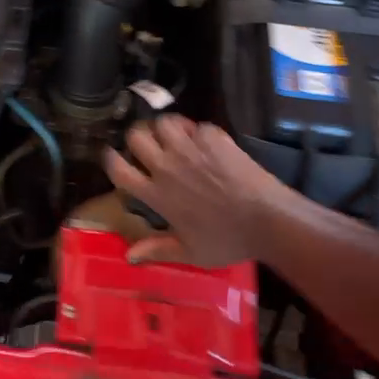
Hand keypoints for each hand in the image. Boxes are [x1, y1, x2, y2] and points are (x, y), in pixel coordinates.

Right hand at [102, 115, 288, 267]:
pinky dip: (195, 131)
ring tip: (173, 138)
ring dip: (164, 129)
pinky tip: (203, 142)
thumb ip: (157, 250)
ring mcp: (189, 148)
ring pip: (162, 122)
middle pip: (135, 137)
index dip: (110, 160)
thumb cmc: (228, 240)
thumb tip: (128, 256)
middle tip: (148, 146)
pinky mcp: (211, 136)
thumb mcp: (191, 253)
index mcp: (157, 195)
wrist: (268, 219)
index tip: (113, 157)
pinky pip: (194, 124)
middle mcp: (167, 166)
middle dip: (137, 138)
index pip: (118, 170)